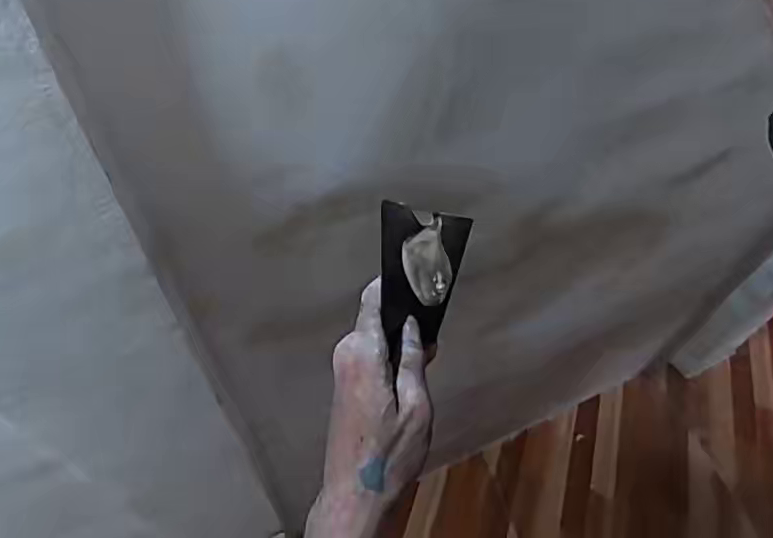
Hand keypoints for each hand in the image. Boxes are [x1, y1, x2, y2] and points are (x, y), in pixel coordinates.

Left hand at [306, 278, 432, 537]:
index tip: (412, 275)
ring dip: (395, 343)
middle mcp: (346, 353)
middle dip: (402, 322)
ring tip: (424, 362)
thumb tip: (414, 326)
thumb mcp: (416, 406)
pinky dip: (385, 357)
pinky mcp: (342, 384)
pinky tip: (406, 379)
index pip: (372, 299)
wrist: (353, 497)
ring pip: (372, 338)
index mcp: (363, 352)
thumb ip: (415, 359)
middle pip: (375, 318)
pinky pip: (366, 355)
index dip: (391, 284)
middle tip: (431, 336)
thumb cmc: (388, 455)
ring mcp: (341, 369)